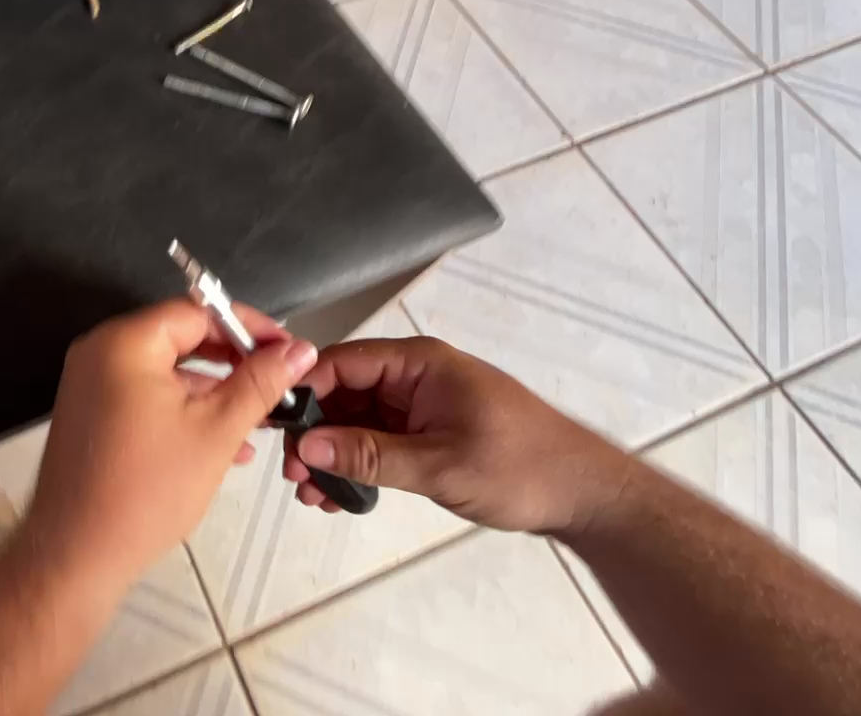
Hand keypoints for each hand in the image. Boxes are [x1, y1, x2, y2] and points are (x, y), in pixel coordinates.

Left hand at [25, 299, 317, 585]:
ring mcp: (90, 380)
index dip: (248, 325)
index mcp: (125, 341)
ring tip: (259, 418)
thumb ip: (260, 382)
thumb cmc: (148, 490)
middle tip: (277, 380)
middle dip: (233, 359)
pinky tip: (223, 441)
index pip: (197, 310)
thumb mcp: (216, 430)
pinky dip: (182, 406)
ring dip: (213, 388)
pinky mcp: (90, 409)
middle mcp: (101, 349)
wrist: (76, 555)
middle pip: (180, 335)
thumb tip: (300, 349)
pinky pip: (144, 391)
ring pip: (165, 367)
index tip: (288, 348)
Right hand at [281, 336, 634, 534]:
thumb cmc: (519, 468)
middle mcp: (411, 375)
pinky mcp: (425, 432)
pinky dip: (356, 465)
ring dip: (331, 454)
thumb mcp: (440, 465)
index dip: (303, 389)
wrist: (588, 498)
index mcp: (416, 362)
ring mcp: (417, 404)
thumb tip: (305, 448)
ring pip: (356, 421)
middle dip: (314, 431)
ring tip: (309, 494)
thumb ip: (369, 456)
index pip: (341, 362)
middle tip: (291, 473)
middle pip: (344, 393)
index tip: (273, 425)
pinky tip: (337, 497)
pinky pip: (376, 441)